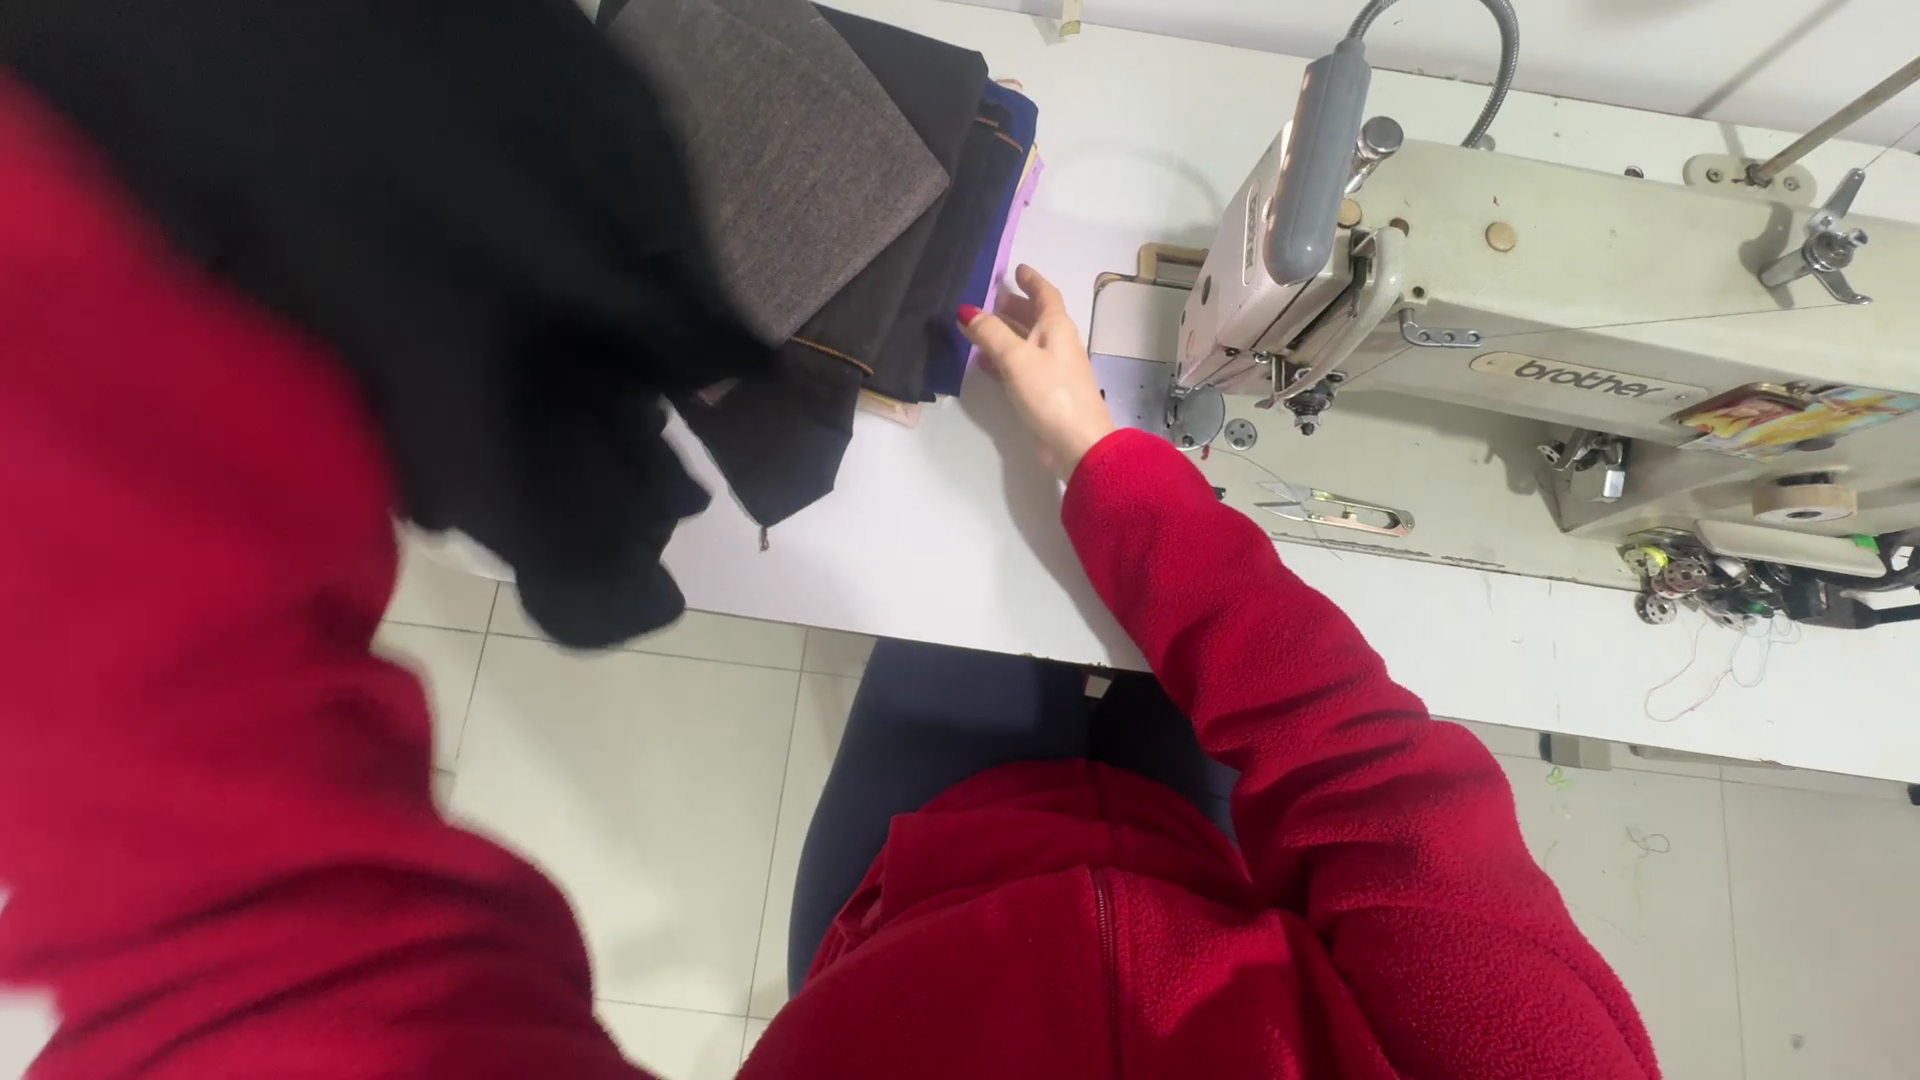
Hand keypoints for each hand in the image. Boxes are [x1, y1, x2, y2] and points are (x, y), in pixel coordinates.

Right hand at [958, 265, 1116, 479]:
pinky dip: (1003, 360)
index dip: (1032, 280)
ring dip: (1008, 333)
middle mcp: (1057, 344)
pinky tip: (985, 364)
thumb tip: (966, 311)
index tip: (1018, 269)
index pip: (1045, 295)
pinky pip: (1020, 367)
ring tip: (982, 328)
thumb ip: (990, 333)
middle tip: (994, 300)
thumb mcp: (1017, 358)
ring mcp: (1052, 371)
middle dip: (1017, 306)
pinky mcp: (1043, 394)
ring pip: (1027, 343)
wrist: (1076, 442)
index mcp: (1057, 328)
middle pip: (1036, 318)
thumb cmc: (1050, 393)